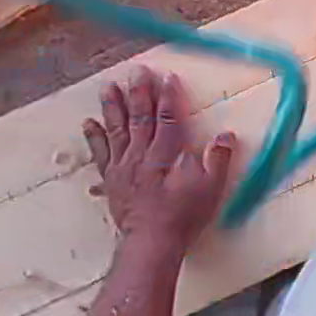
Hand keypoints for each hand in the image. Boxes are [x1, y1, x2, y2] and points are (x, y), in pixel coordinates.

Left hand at [82, 68, 236, 259]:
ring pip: (117, 129)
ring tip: (108, 86)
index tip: (168, 77)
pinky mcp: (112, 179)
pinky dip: (95, 137)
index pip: (168, 118)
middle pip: (140, 118)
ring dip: (113, 106)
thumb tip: (226, 135)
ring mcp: (123, 166)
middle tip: (137, 71)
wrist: (151, 243)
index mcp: (165, 154)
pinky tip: (89, 123)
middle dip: (140, 93)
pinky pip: (101, 153)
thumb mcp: (209, 189)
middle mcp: (141, 155)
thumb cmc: (183, 217)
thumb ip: (217, 160)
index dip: (169, 97)